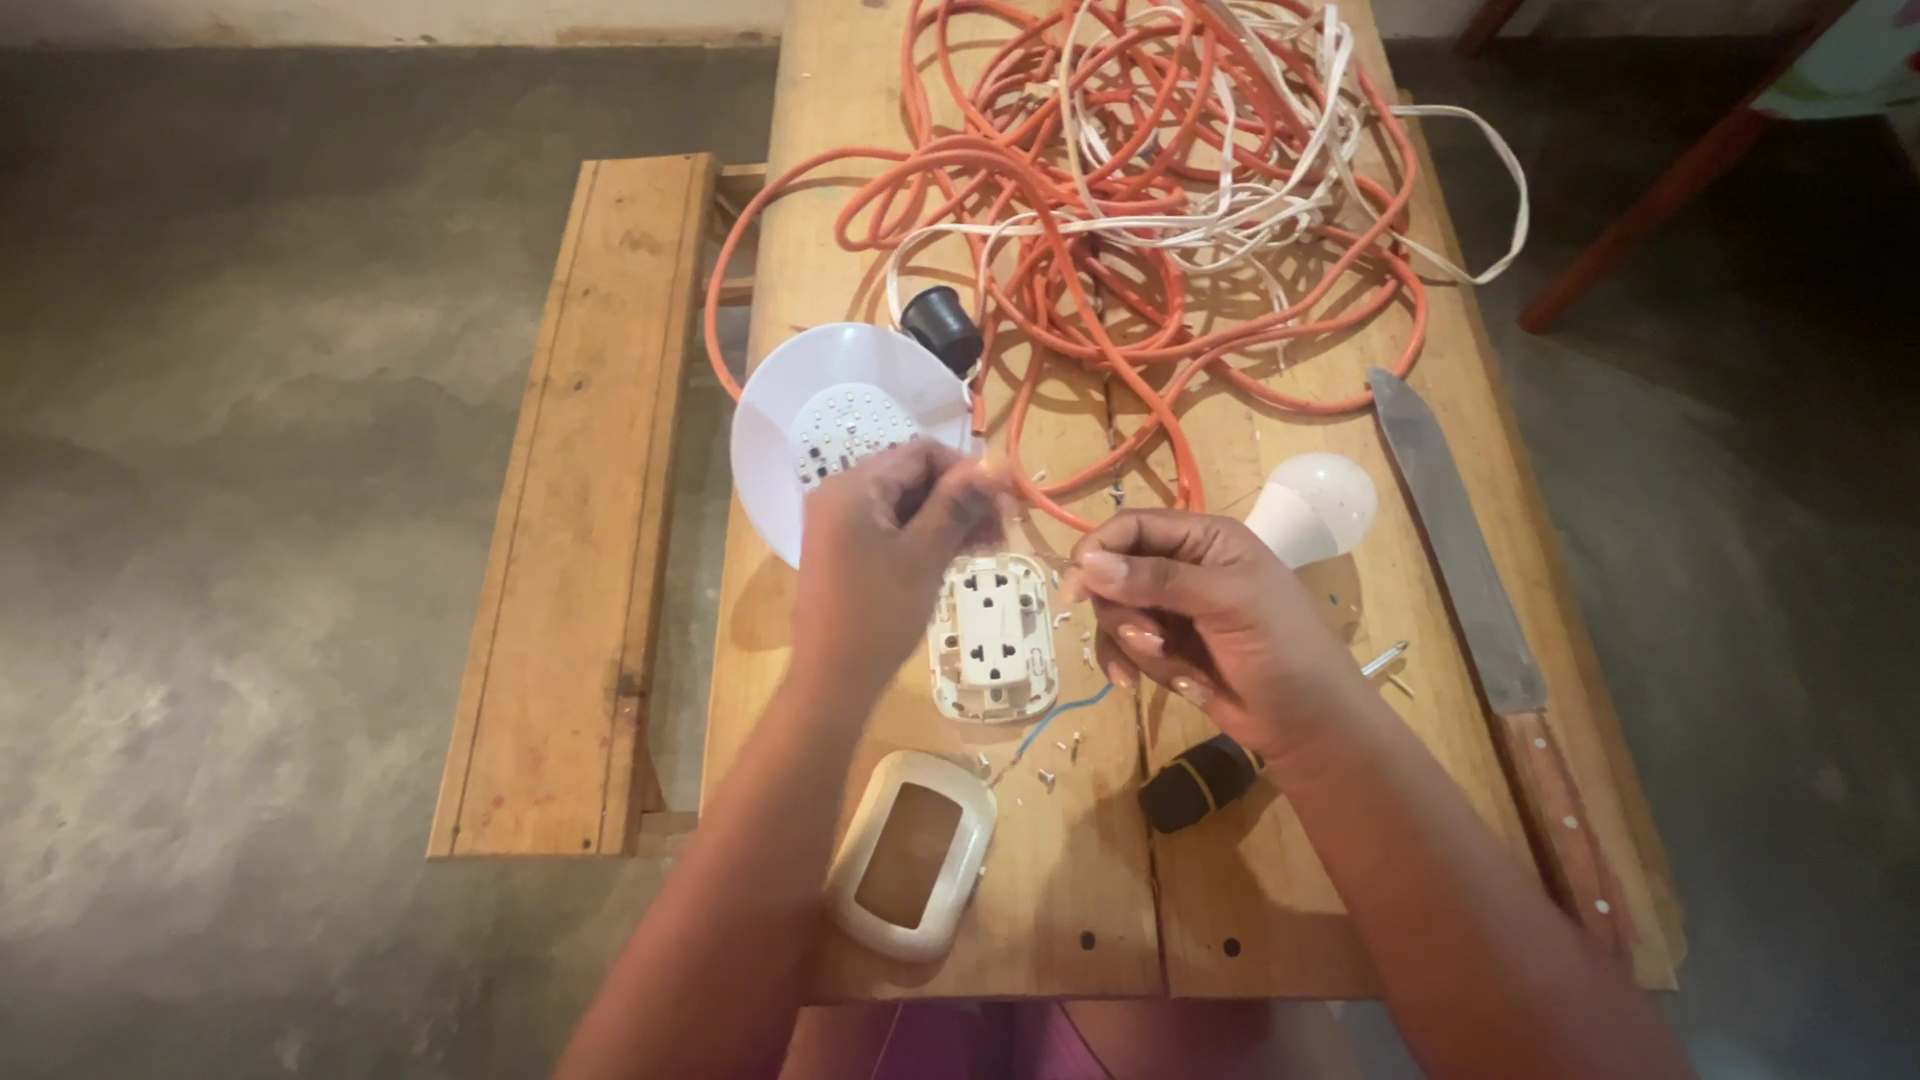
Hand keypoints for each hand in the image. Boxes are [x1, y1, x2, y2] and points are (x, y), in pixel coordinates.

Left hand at [790, 441, 1004, 703]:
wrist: (833, 679)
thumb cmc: (879, 615)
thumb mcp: (925, 555)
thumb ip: (958, 503)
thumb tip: (998, 463)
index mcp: (854, 486)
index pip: (920, 452)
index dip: (967, 470)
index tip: (1002, 500)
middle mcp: (840, 493)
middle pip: (913, 476)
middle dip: (961, 497)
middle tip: (1004, 527)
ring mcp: (841, 522)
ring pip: (906, 503)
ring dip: (949, 517)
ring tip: (991, 544)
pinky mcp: (846, 548)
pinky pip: (892, 526)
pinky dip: (926, 534)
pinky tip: (962, 552)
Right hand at [1067, 509, 1370, 759]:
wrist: (1306, 723)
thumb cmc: (1281, 648)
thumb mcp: (1226, 602)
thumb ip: (1157, 580)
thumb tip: (1087, 563)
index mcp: (1203, 539)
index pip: (1132, 527)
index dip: (1098, 549)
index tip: (1076, 585)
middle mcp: (1181, 567)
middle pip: (1113, 572)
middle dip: (1123, 610)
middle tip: (1149, 638)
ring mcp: (1170, 609)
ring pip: (1114, 613)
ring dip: (1132, 643)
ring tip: (1171, 666)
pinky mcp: (1163, 647)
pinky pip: (1121, 646)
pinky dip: (1126, 663)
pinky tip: (1134, 685)